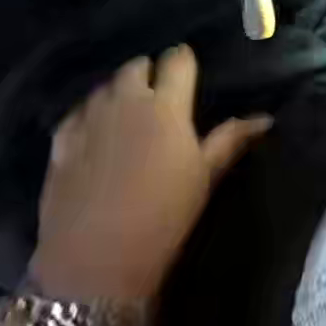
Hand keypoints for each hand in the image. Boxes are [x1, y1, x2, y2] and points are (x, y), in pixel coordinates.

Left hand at [33, 45, 268, 303]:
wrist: (94, 266)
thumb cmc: (163, 216)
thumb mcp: (206, 175)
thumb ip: (231, 138)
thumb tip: (266, 118)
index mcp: (167, 106)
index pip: (177, 62)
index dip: (184, 59)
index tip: (189, 65)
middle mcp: (126, 104)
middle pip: (135, 67)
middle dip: (149, 70)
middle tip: (161, 87)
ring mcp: (88, 124)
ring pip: (103, 88)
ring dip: (118, 89)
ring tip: (129, 104)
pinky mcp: (60, 148)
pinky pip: (74, 114)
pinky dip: (87, 112)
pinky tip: (94, 125)